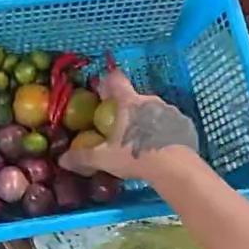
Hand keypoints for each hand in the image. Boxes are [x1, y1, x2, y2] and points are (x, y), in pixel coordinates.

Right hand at [61, 70, 199, 180]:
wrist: (175, 168)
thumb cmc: (136, 156)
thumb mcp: (105, 159)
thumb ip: (83, 157)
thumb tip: (62, 160)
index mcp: (129, 103)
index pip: (116, 81)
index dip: (109, 82)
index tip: (104, 88)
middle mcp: (150, 101)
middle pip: (136, 99)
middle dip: (128, 109)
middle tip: (121, 127)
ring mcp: (171, 111)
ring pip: (155, 111)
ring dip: (148, 121)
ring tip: (143, 141)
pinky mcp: (185, 125)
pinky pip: (171, 124)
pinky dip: (165, 132)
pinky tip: (162, 148)